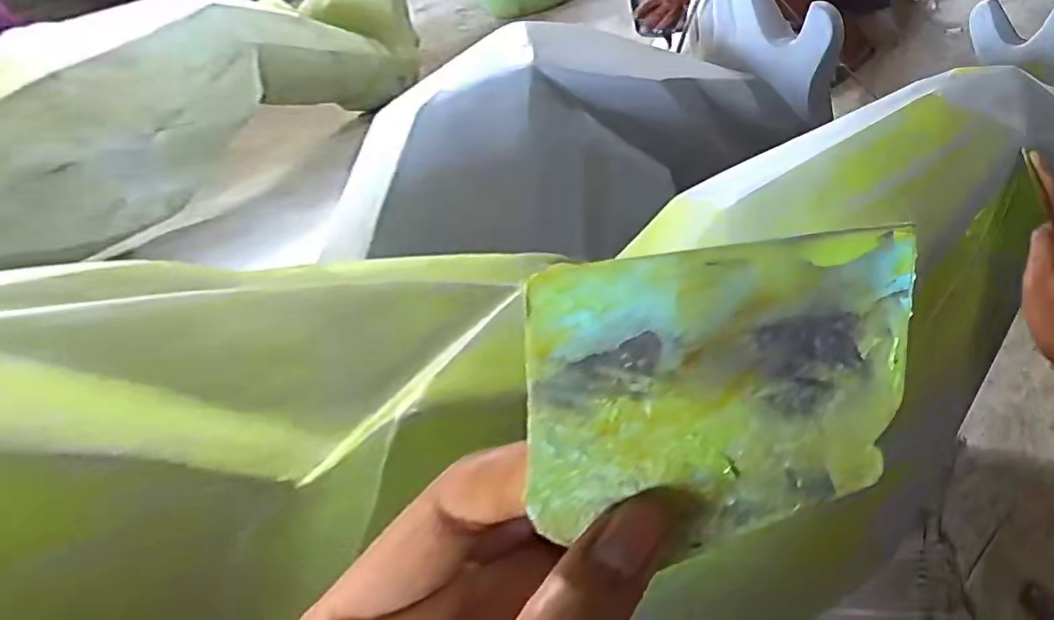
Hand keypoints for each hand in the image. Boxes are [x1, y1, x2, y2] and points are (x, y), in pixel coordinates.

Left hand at [305, 443, 674, 619]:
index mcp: (370, 610)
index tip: (616, 449)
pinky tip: (673, 529)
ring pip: (560, 540)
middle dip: (593, 480)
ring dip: (620, 510)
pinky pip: (583, 578)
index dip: (533, 467)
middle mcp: (436, 597)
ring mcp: (493, 615)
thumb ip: (562, 618)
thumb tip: (647, 512)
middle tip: (668, 453)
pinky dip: (625, 554)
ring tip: (682, 477)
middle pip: (517, 512)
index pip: (457, 498)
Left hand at [635, 0, 701, 32]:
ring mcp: (675, 9)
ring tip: (656, 31)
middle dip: (649, 23)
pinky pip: (677, 20)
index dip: (640, 12)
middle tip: (644, 27)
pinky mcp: (683, 11)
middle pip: (655, 17)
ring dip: (660, 27)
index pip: (647, 6)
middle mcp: (667, 5)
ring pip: (666, 21)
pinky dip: (674, 25)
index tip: (637, 16)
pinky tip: (672, 28)